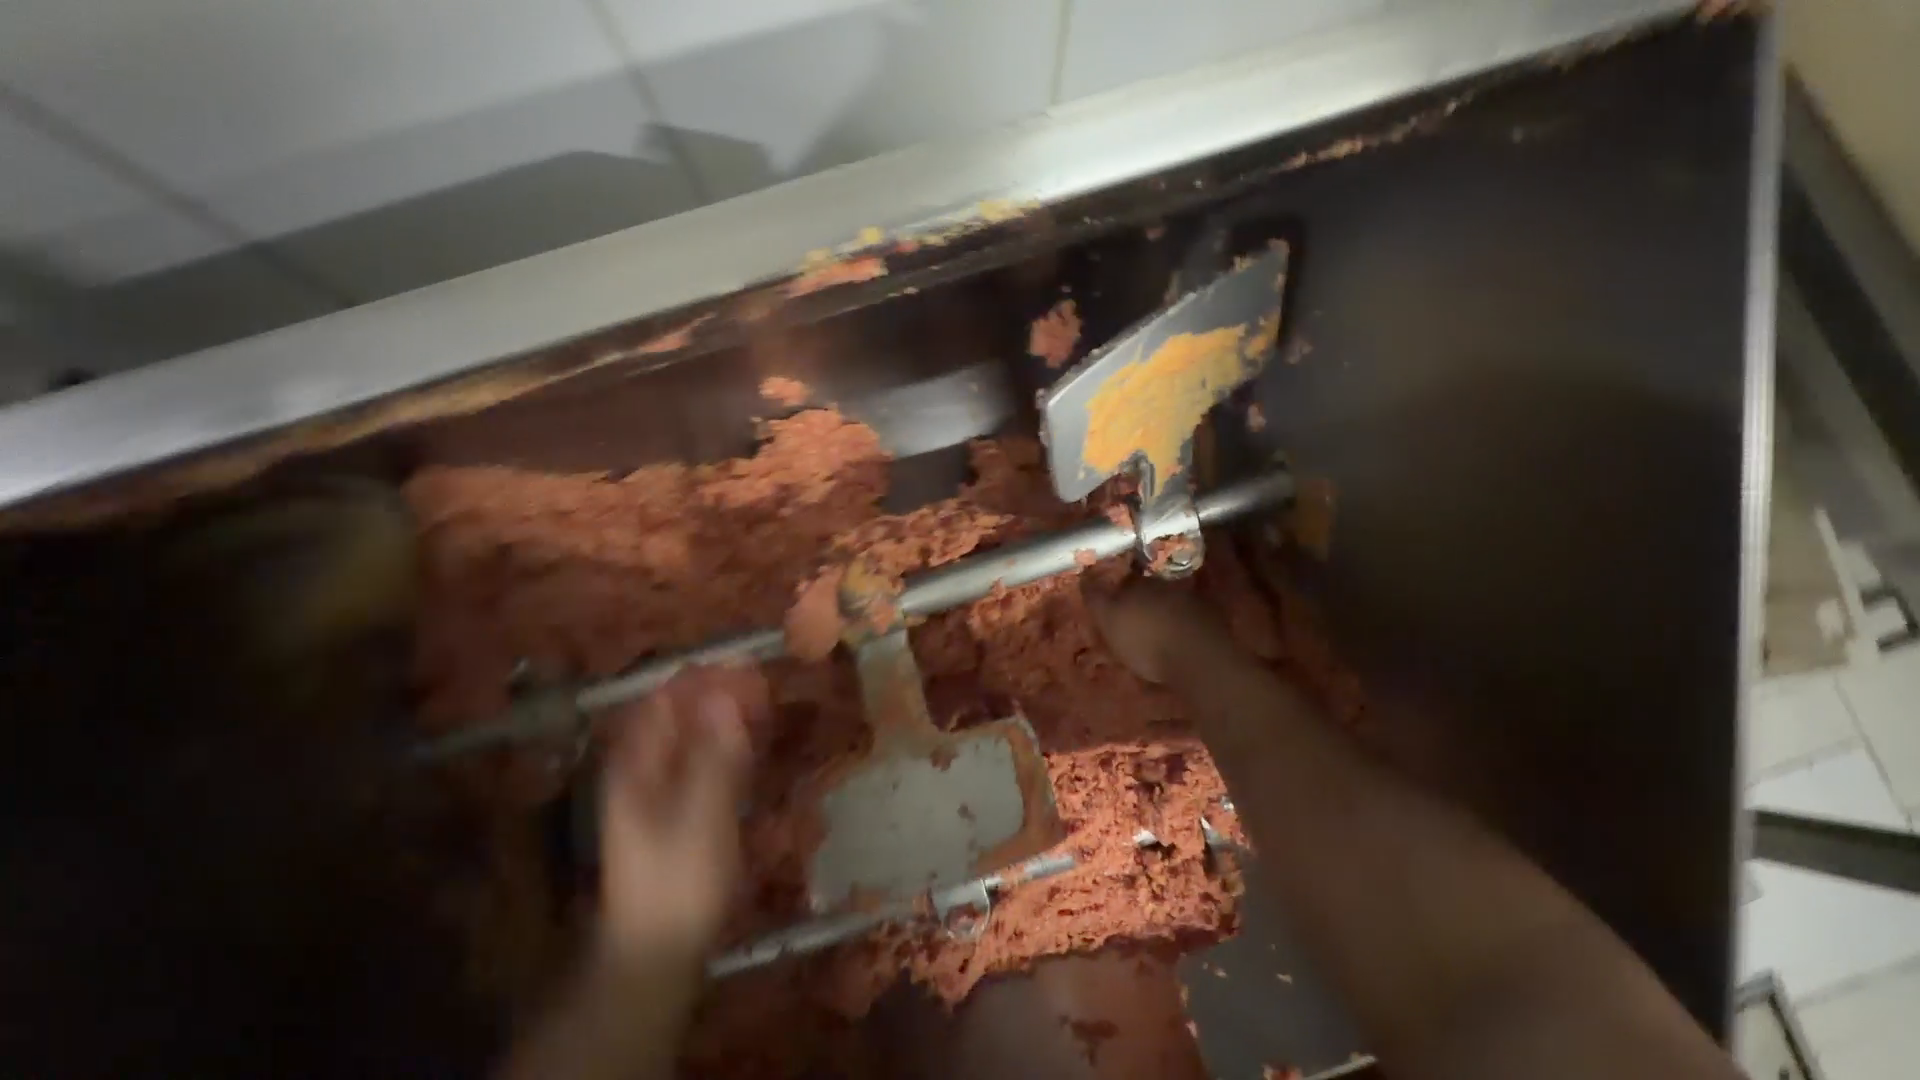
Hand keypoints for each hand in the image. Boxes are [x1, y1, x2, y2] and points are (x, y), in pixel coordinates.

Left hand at [597, 666, 766, 967]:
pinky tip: (752, 745)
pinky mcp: (681, 814)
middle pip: (680, 716)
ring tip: (764, 704)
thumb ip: (715, 754)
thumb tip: (726, 696)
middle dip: (719, 695)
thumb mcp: (700, 813)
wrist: (659, 948)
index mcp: (637, 764)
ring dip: (726, 719)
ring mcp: (661, 792)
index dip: (703, 679)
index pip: (666, 700)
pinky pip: (704, 765)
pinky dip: (727, 748)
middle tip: (763, 683)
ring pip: (694, 739)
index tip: (745, 668)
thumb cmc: (677, 879)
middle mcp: (644, 770)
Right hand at [1085, 578, 1223, 684]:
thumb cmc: (1145, 641)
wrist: (1197, 659)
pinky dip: (1183, 627)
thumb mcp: (1109, 620)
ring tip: (1158, 638)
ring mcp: (1192, 601)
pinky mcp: (1212, 620)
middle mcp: (1167, 585)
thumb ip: (1096, 597)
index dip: (1118, 594)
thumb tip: (1084, 573)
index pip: (1124, 581)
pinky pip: (1191, 619)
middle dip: (1143, 604)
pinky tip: (1179, 643)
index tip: (1114, 610)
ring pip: (1172, 604)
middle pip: (1150, 591)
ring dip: (1164, 615)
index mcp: (1140, 584)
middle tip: (1136, 625)